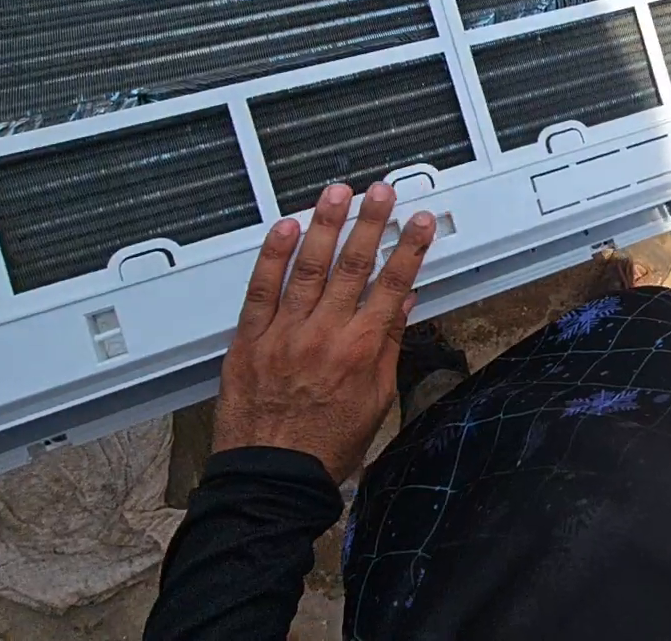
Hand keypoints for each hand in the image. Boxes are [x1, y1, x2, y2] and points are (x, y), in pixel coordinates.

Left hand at [213, 182, 437, 480]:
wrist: (271, 479)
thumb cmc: (329, 442)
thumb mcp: (378, 397)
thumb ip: (389, 344)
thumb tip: (403, 303)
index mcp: (361, 349)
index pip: (394, 284)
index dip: (410, 248)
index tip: (421, 222)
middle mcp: (325, 334)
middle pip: (354, 266)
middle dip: (371, 222)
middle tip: (382, 191)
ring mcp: (284, 334)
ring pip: (309, 268)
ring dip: (326, 225)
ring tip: (337, 193)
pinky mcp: (249, 341)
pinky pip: (260, 291)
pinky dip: (273, 257)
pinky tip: (286, 228)